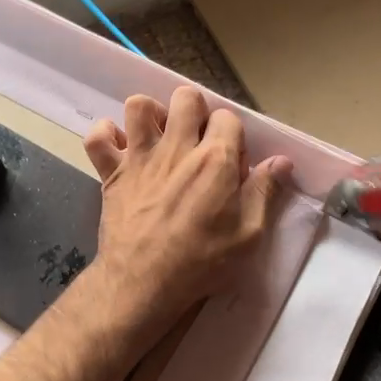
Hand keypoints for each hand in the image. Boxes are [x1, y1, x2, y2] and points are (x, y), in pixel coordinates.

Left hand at [81, 87, 291, 342]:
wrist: (144, 283)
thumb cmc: (201, 262)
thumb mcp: (248, 234)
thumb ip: (264, 192)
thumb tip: (283, 161)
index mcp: (215, 159)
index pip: (228, 117)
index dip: (233, 137)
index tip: (232, 165)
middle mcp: (176, 148)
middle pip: (186, 97)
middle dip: (195, 111)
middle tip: (197, 142)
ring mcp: (139, 157)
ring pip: (139, 106)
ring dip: (150, 115)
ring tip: (159, 137)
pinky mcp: (111, 173)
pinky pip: (98, 138)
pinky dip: (106, 137)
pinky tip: (120, 150)